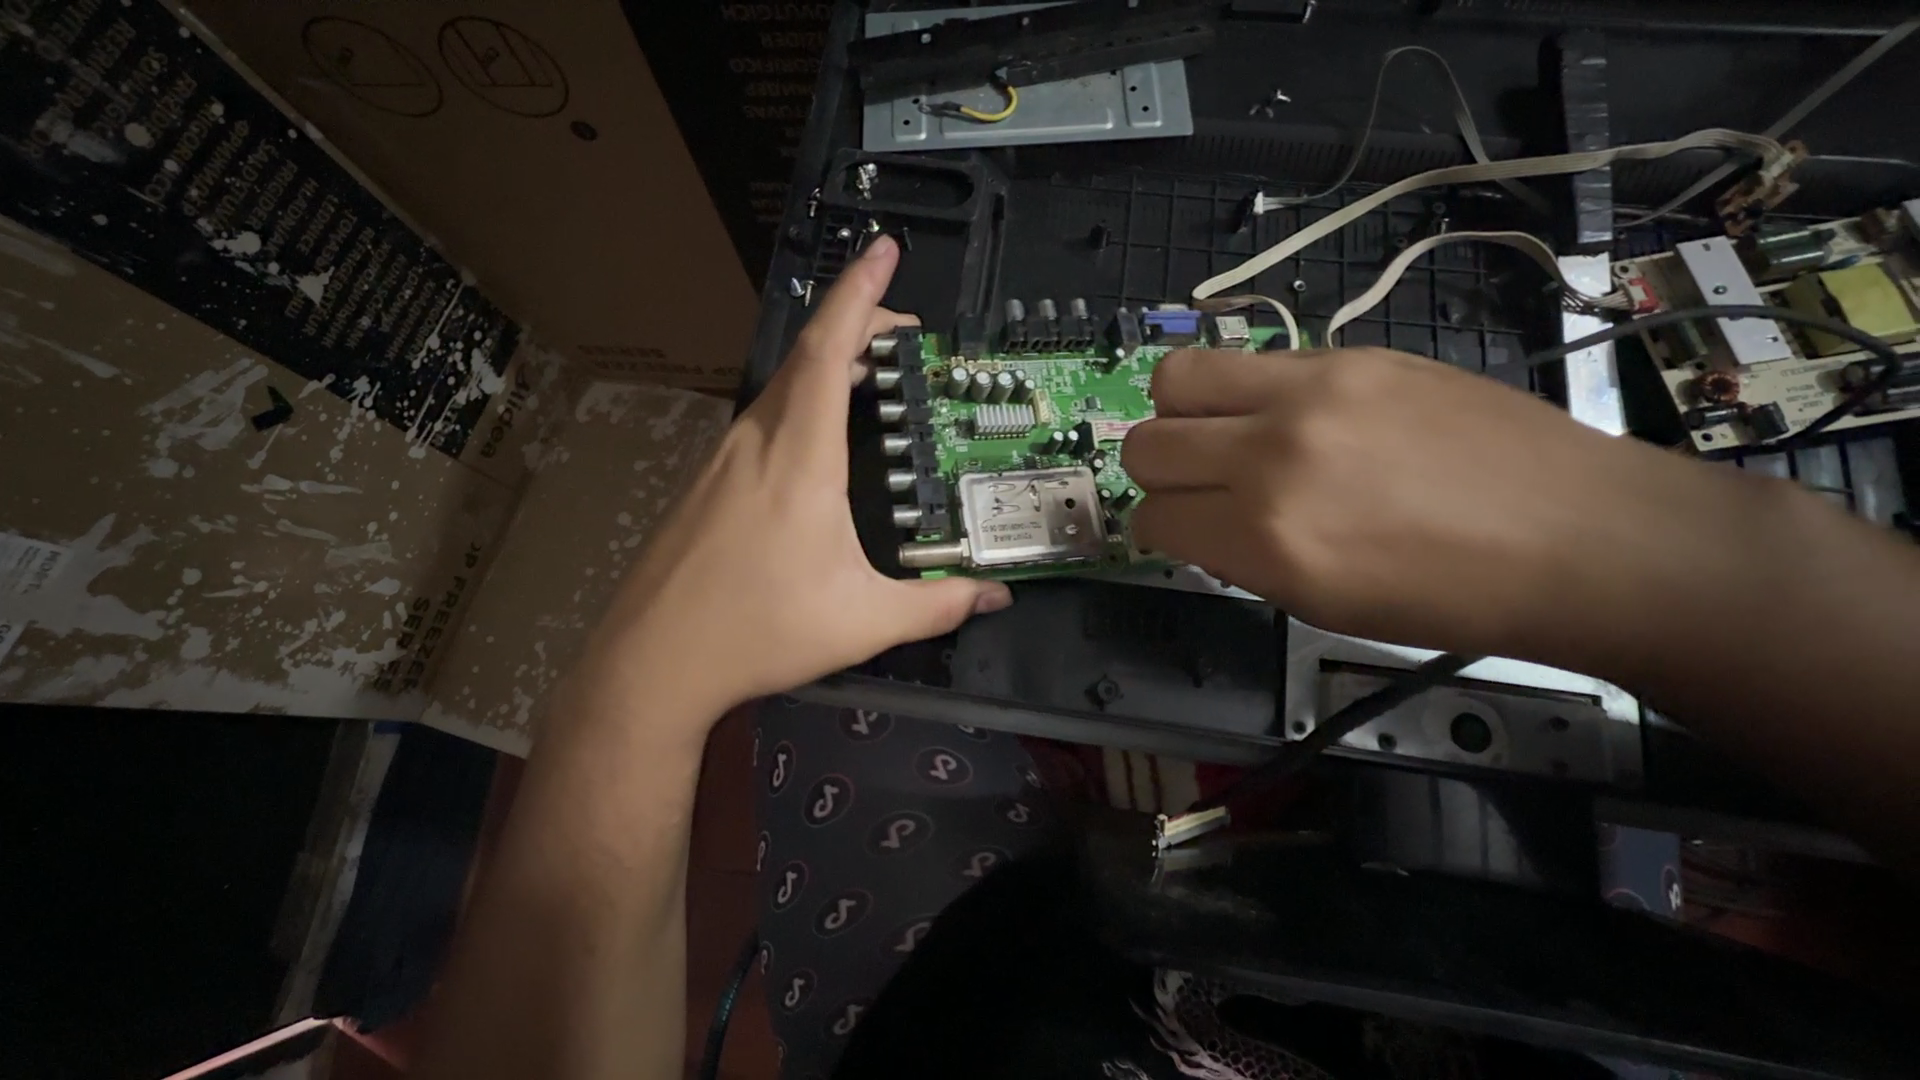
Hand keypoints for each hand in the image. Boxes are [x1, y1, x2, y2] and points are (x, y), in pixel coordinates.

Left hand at [572, 236, 1010, 736]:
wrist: (653, 661)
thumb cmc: (759, 632)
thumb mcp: (863, 622)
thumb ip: (937, 605)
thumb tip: (997, 596)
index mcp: (800, 460)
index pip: (828, 352)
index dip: (859, 295)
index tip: (882, 250)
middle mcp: (757, 442)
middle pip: (806, 355)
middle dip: (857, 323)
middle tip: (905, 331)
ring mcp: (723, 458)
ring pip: (781, 384)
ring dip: (827, 362)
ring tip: (872, 371)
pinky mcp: (707, 480)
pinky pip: (762, 416)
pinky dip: (801, 397)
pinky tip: (818, 431)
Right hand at [1121, 346, 1768, 662]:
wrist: (1576, 535)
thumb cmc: (1448, 596)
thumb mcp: (1319, 604)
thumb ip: (1237, 558)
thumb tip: (1194, 523)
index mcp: (1266, 538)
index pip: (1152, 519)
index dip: (1159, 532)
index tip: (1184, 532)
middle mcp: (1272, 455)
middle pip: (1145, 442)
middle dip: (1158, 473)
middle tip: (1201, 484)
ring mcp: (1312, 391)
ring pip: (1176, 375)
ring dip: (1181, 412)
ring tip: (1225, 433)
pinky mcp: (1352, 354)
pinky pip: (1254, 361)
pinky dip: (1249, 393)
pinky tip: (1296, 417)